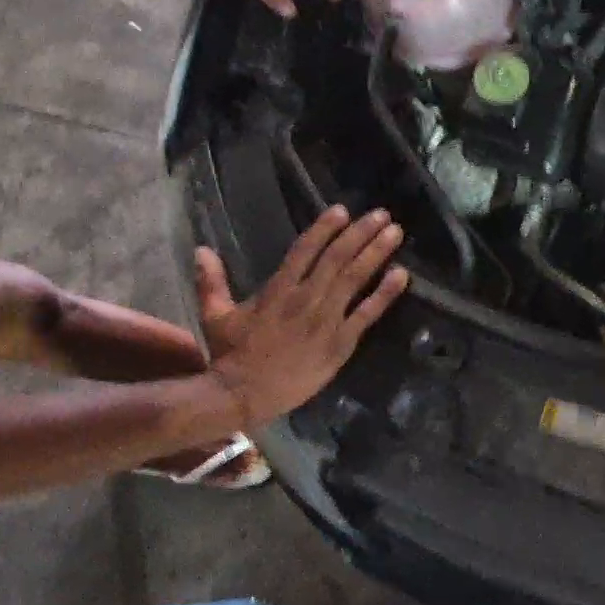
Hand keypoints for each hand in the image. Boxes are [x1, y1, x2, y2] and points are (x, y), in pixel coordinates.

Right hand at [196, 206, 408, 426]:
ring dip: (377, 253)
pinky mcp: (344, 340)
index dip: (324, 229)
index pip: (304, 251)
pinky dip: (386, 293)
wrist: (245, 394)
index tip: (342, 209)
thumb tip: (201, 250)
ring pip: (356, 279)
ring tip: (395, 232)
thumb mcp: (215, 316)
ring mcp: (327, 319)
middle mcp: (305, 299)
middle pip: (337, 259)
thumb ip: (212, 281)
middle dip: (361, 234)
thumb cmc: (232, 355)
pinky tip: (402, 273)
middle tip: (381, 214)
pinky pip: (369, 312)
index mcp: (276, 291)